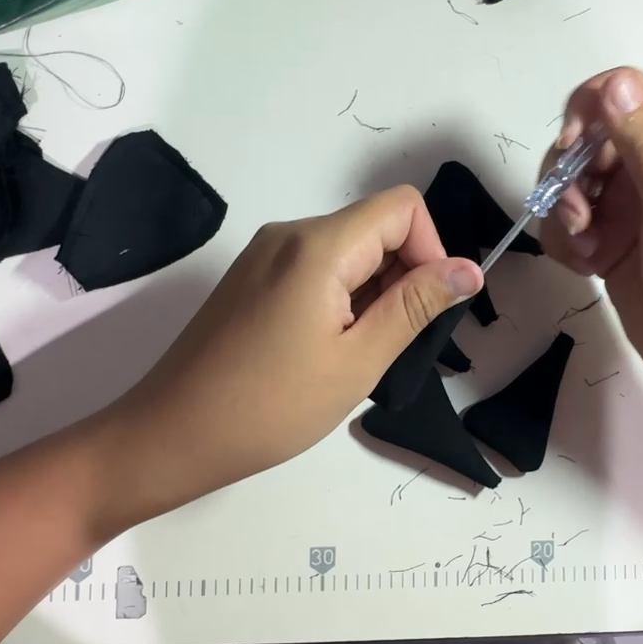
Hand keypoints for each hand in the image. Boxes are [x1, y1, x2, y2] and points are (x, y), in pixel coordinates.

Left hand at [105, 187, 482, 518]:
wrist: (172, 435)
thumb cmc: (271, 406)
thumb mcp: (358, 360)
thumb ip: (416, 307)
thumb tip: (470, 269)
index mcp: (318, 245)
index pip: (403, 208)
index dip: (430, 252)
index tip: (424, 312)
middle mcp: (289, 234)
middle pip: (375, 228)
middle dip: (402, 278)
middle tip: (387, 347)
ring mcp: (265, 255)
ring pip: (348, 252)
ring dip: (372, 294)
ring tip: (353, 356)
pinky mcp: (251, 279)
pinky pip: (316, 270)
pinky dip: (340, 300)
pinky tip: (324, 351)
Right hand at [539, 68, 642, 411]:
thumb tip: (612, 82)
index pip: (625, 94)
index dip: (588, 110)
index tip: (572, 150)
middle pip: (587, 140)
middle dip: (568, 173)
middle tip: (578, 215)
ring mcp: (629, 214)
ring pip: (570, 186)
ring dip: (562, 213)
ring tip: (586, 249)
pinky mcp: (610, 250)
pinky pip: (568, 229)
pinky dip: (565, 244)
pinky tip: (586, 268)